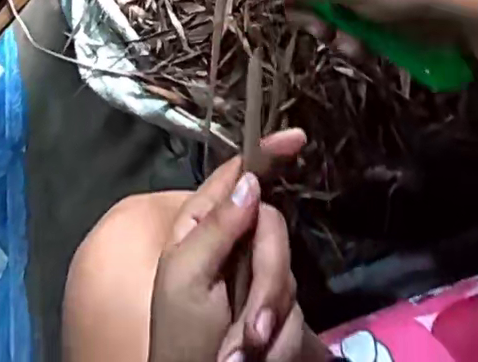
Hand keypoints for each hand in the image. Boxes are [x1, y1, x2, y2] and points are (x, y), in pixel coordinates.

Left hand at [149, 130, 319, 361]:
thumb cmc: (180, 333)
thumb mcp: (188, 276)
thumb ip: (219, 227)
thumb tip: (250, 179)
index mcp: (204, 221)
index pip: (238, 174)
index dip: (267, 153)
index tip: (297, 138)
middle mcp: (235, 240)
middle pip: (272, 226)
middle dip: (267, 277)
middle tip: (251, 325)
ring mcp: (258, 275)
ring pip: (287, 273)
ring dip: (269, 318)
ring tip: (243, 351)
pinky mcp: (279, 310)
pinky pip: (297, 314)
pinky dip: (280, 343)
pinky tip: (257, 359)